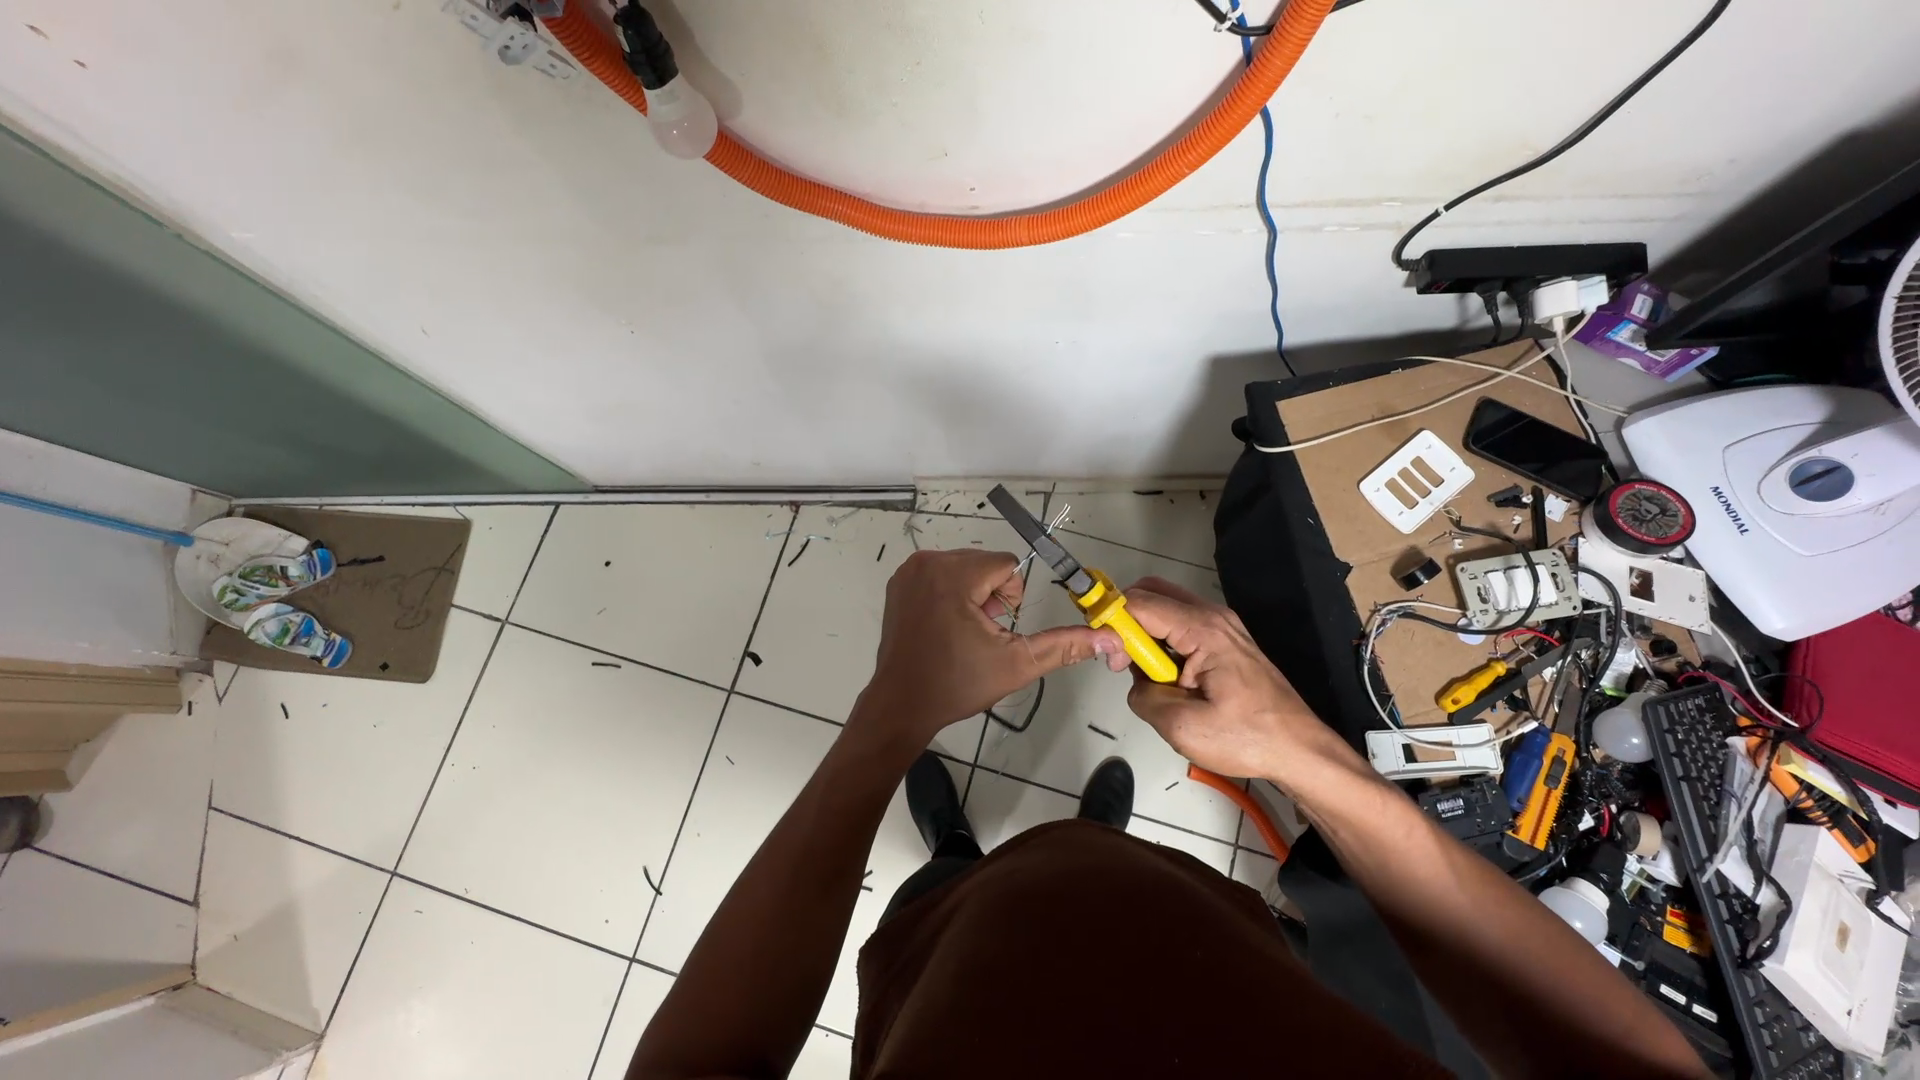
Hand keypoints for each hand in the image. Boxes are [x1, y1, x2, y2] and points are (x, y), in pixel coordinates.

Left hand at [852, 550, 1124, 753]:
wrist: (902, 704)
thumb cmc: (957, 684)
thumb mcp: (1016, 664)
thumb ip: (1064, 645)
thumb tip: (1109, 638)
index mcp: (953, 574)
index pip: (1006, 565)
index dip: (1010, 598)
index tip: (993, 628)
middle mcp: (927, 562)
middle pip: (985, 564)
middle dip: (990, 596)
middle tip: (975, 635)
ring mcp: (908, 571)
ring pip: (964, 568)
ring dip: (971, 596)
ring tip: (959, 634)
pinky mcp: (898, 582)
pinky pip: (941, 575)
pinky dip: (948, 595)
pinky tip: (942, 629)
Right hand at [1122, 577, 1362, 794]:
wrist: (1300, 750)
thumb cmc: (1246, 738)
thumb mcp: (1182, 726)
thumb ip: (1143, 695)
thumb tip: (1135, 681)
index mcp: (1203, 630)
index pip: (1139, 602)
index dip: (1112, 621)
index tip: (1106, 654)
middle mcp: (1213, 617)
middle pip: (1151, 593)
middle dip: (1125, 620)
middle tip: (1122, 660)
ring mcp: (1223, 627)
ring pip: (1166, 608)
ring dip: (1144, 633)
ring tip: (1146, 677)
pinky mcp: (1226, 642)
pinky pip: (1182, 626)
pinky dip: (1163, 642)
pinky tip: (1167, 679)